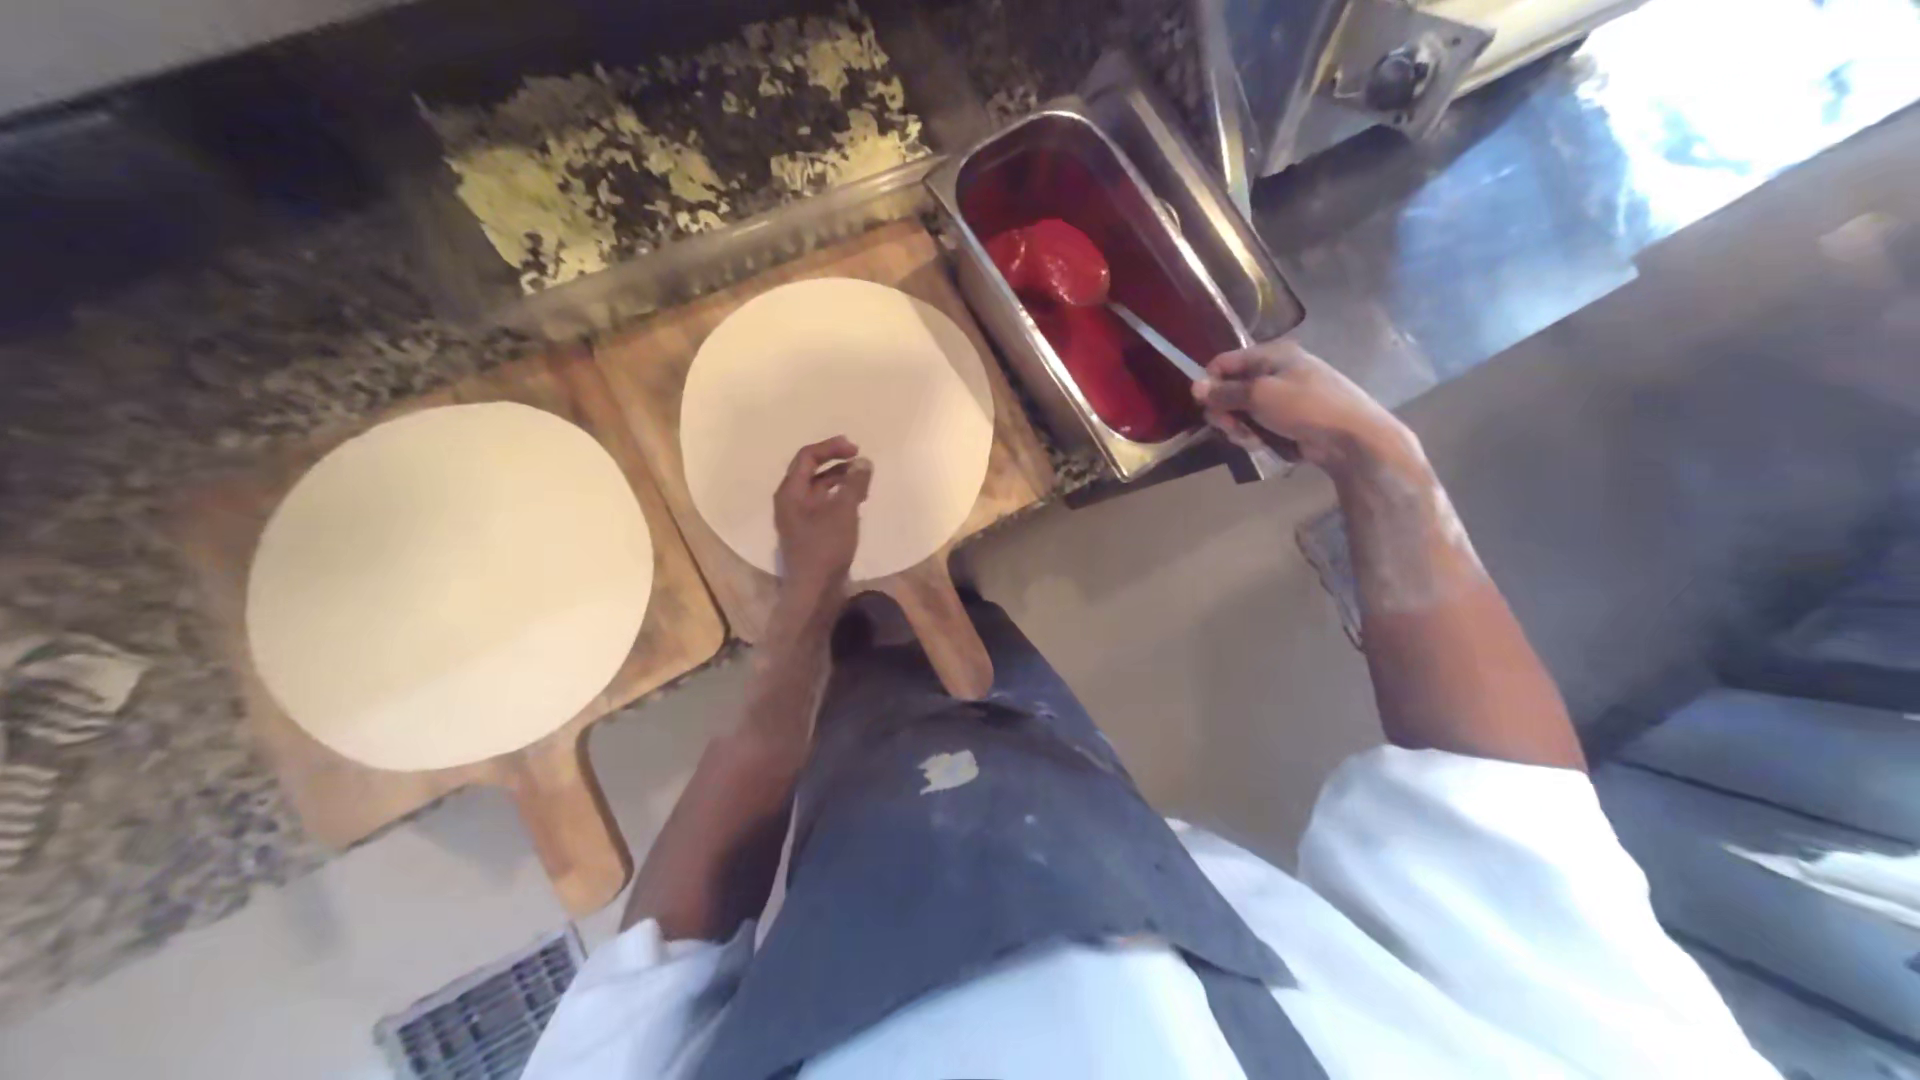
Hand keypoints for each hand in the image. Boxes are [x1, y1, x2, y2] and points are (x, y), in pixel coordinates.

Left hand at [774, 436, 872, 603]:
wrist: (815, 590)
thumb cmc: (826, 548)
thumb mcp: (843, 511)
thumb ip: (853, 483)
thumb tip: (862, 462)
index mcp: (790, 492)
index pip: (807, 457)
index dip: (831, 448)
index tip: (856, 449)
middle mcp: (790, 501)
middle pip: (811, 472)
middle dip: (836, 462)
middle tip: (860, 461)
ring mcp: (799, 518)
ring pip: (819, 489)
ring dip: (840, 481)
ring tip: (863, 481)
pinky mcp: (810, 532)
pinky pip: (824, 505)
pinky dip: (839, 498)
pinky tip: (856, 502)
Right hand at [1192, 340, 1411, 473]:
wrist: (1350, 437)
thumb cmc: (1305, 406)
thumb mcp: (1259, 395)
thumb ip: (1224, 392)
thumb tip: (1194, 387)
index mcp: (1272, 355)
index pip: (1224, 362)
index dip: (1210, 383)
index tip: (1206, 405)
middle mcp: (1275, 372)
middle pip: (1230, 390)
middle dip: (1225, 411)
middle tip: (1231, 427)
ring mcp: (1282, 397)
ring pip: (1241, 412)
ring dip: (1240, 427)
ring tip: (1253, 439)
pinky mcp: (1287, 420)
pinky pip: (1257, 425)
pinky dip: (1255, 436)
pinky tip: (1264, 444)